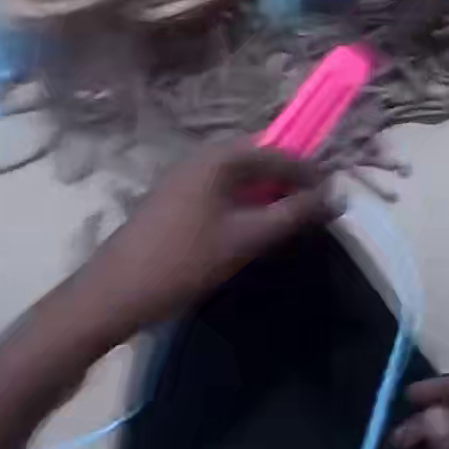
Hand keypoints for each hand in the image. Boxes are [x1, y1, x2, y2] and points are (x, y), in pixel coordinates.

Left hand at [63, 138, 336, 336]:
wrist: (111, 296)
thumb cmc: (185, 261)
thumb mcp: (250, 237)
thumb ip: (296, 213)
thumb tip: (336, 196)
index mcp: (220, 158)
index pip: (282, 152)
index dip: (311, 174)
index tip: (333, 198)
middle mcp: (203, 157)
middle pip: (262, 158)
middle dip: (291, 180)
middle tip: (313, 209)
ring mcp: (186, 177)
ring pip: (243, 175)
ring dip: (271, 192)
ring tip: (289, 219)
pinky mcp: (177, 198)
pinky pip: (225, 188)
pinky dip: (248, 201)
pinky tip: (254, 227)